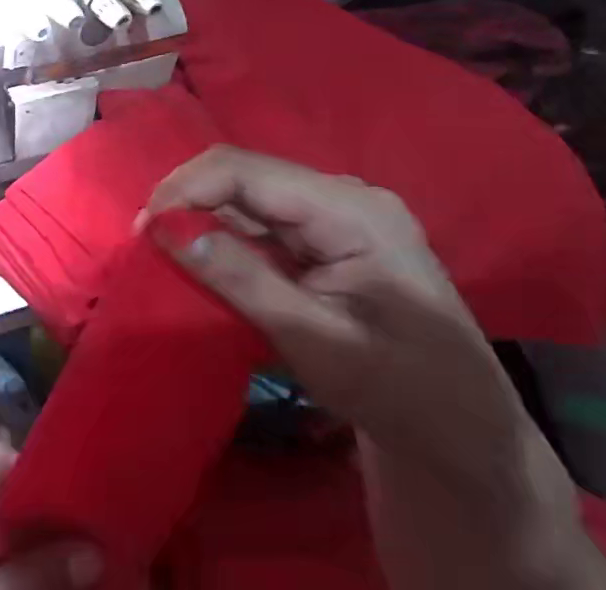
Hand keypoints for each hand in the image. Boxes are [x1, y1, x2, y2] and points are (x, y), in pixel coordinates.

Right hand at [136, 146, 605, 589]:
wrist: (461, 433)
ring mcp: (337, 214)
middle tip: (147, 239)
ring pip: (247, 194)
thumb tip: (164, 229)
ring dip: (202, 215)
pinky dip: (224, 233)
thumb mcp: (314, 339)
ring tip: (164, 247)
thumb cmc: (399, 390)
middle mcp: (344, 196)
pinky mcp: (326, 235)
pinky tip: (202, 255)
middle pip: (245, 174)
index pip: (248, 171)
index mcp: (352, 211)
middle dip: (189, 199)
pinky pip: (260, 218)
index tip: (145, 229)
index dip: (187, 188)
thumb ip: (240, 278)